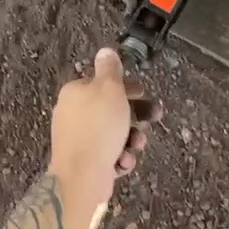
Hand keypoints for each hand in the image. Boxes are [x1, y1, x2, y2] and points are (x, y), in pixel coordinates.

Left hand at [49, 47, 160, 204]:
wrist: (81, 177)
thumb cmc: (98, 128)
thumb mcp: (109, 89)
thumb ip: (110, 69)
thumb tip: (105, 50)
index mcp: (75, 92)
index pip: (102, 83)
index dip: (126, 86)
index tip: (143, 92)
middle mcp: (73, 114)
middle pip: (111, 109)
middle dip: (135, 114)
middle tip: (154, 117)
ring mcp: (77, 140)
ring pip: (112, 133)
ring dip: (131, 138)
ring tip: (138, 144)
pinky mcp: (84, 163)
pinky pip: (108, 154)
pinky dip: (119, 157)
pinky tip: (124, 162)